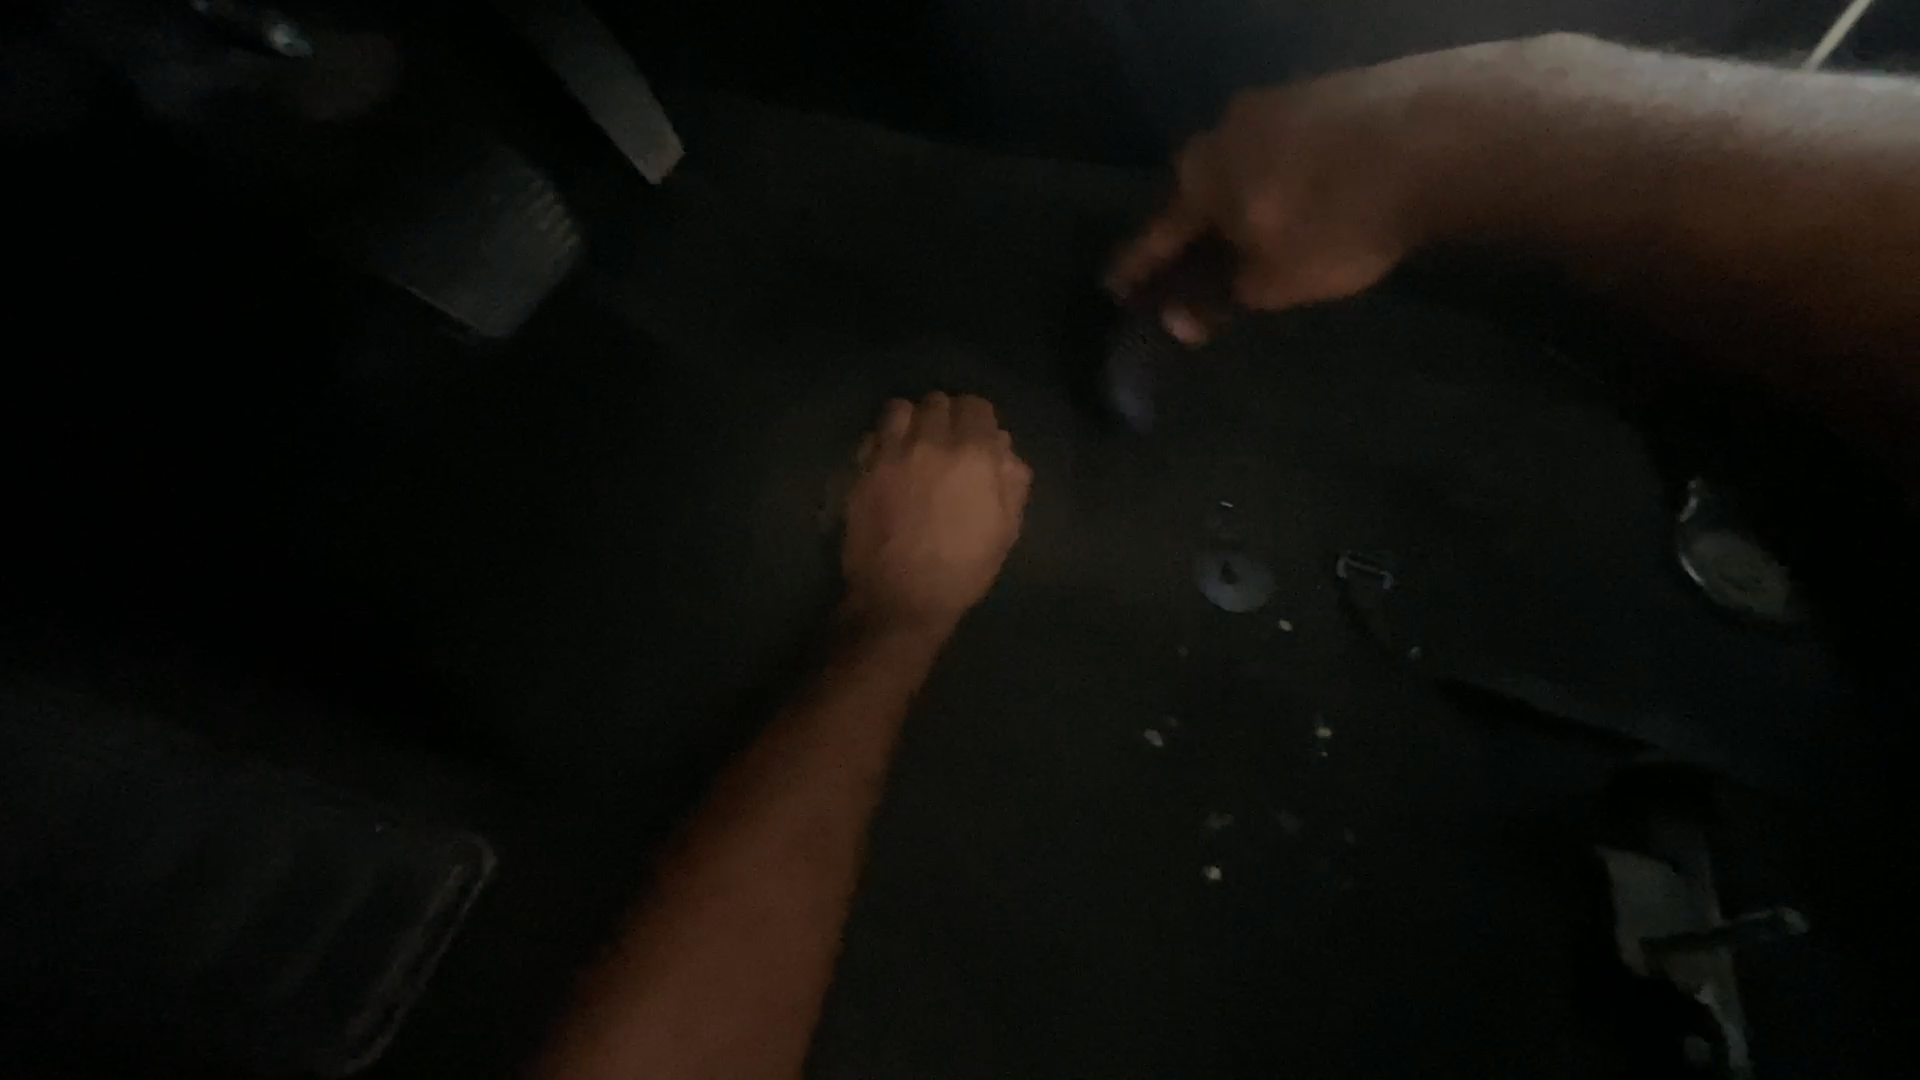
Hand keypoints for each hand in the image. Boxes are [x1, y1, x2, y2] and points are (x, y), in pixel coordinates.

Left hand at [842, 393, 1032, 633]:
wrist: (901, 597)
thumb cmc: (963, 569)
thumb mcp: (1006, 530)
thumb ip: (1012, 481)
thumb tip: (1003, 448)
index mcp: (973, 454)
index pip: (977, 406)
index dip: (979, 421)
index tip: (978, 439)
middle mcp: (931, 442)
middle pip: (938, 401)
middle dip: (946, 417)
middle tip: (947, 443)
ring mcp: (891, 453)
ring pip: (901, 408)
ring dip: (911, 421)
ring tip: (914, 445)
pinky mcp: (862, 470)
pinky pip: (873, 435)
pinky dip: (883, 441)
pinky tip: (888, 463)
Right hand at [1106, 47, 1483, 340]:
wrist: (1443, 136)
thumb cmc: (1335, 221)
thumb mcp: (1271, 281)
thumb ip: (1218, 300)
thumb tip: (1179, 319)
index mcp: (1198, 177)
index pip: (1152, 236)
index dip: (1134, 270)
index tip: (1114, 290)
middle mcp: (1225, 132)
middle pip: (1194, 196)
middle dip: (1190, 236)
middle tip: (1191, 270)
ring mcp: (1278, 103)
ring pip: (1239, 169)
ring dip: (1236, 207)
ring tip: (1250, 239)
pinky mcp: (1327, 91)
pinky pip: (1282, 150)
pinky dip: (1278, 182)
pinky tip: (1299, 202)